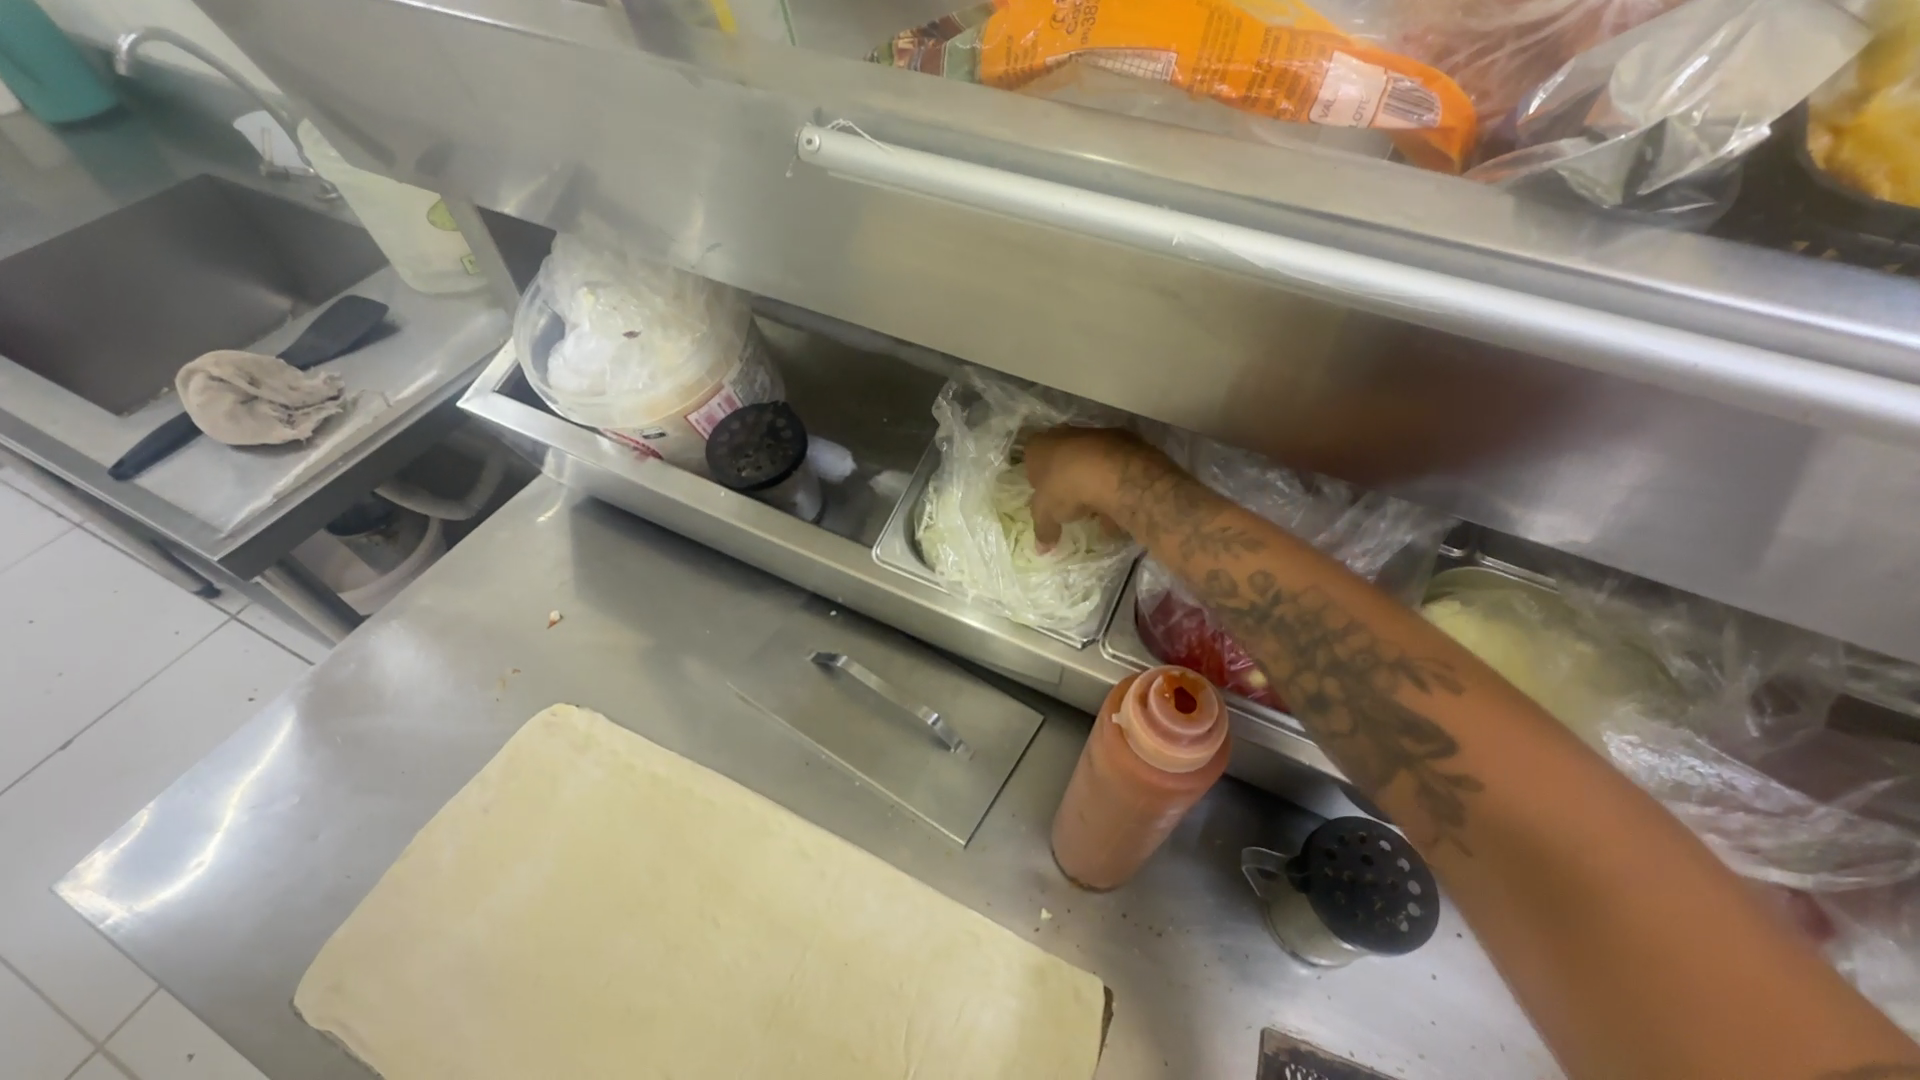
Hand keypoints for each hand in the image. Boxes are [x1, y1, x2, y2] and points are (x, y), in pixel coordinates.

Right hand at [1022, 427, 1154, 551]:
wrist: (1112, 471)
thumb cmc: (1066, 487)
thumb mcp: (1047, 514)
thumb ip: (1043, 530)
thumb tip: (1041, 549)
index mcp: (1038, 445)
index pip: (1031, 462)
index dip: (1039, 483)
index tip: (1048, 501)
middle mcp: (1064, 433)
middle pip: (1061, 460)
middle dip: (1066, 482)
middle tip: (1071, 505)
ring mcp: (1095, 435)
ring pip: (1089, 463)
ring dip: (1092, 483)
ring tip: (1097, 510)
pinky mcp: (1124, 441)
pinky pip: (1113, 467)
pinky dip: (1114, 484)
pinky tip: (1117, 505)